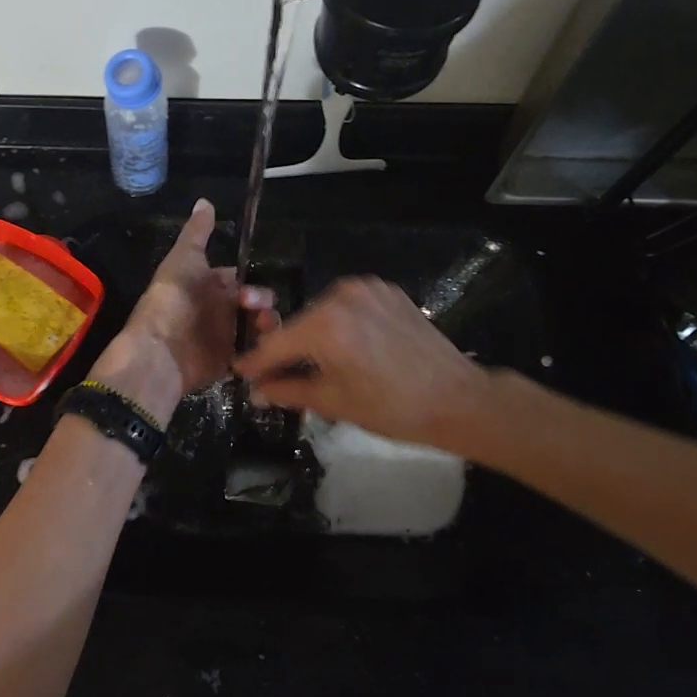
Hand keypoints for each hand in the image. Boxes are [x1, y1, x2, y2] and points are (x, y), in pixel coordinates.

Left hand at [89, 198, 271, 422]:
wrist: (160, 350)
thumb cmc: (172, 299)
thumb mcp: (184, 258)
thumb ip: (197, 232)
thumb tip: (205, 201)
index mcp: (207, 286)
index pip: (239, 280)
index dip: (250, 282)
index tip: (250, 289)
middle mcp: (216, 310)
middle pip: (254, 303)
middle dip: (262, 303)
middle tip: (255, 308)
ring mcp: (223, 337)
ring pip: (258, 328)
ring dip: (267, 326)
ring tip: (264, 329)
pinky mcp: (227, 362)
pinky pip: (252, 355)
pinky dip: (260, 352)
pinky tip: (263, 349)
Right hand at [233, 276, 490, 446]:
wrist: (457, 398)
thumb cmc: (392, 408)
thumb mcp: (334, 402)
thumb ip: (288, 390)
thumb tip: (258, 391)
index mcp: (324, 325)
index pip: (276, 343)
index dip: (256, 362)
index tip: (239, 372)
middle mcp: (341, 296)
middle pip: (299, 324)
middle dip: (286, 349)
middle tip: (277, 376)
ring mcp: (367, 289)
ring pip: (323, 314)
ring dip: (314, 336)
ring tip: (315, 365)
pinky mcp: (387, 291)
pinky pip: (349, 307)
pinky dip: (340, 325)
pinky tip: (346, 349)